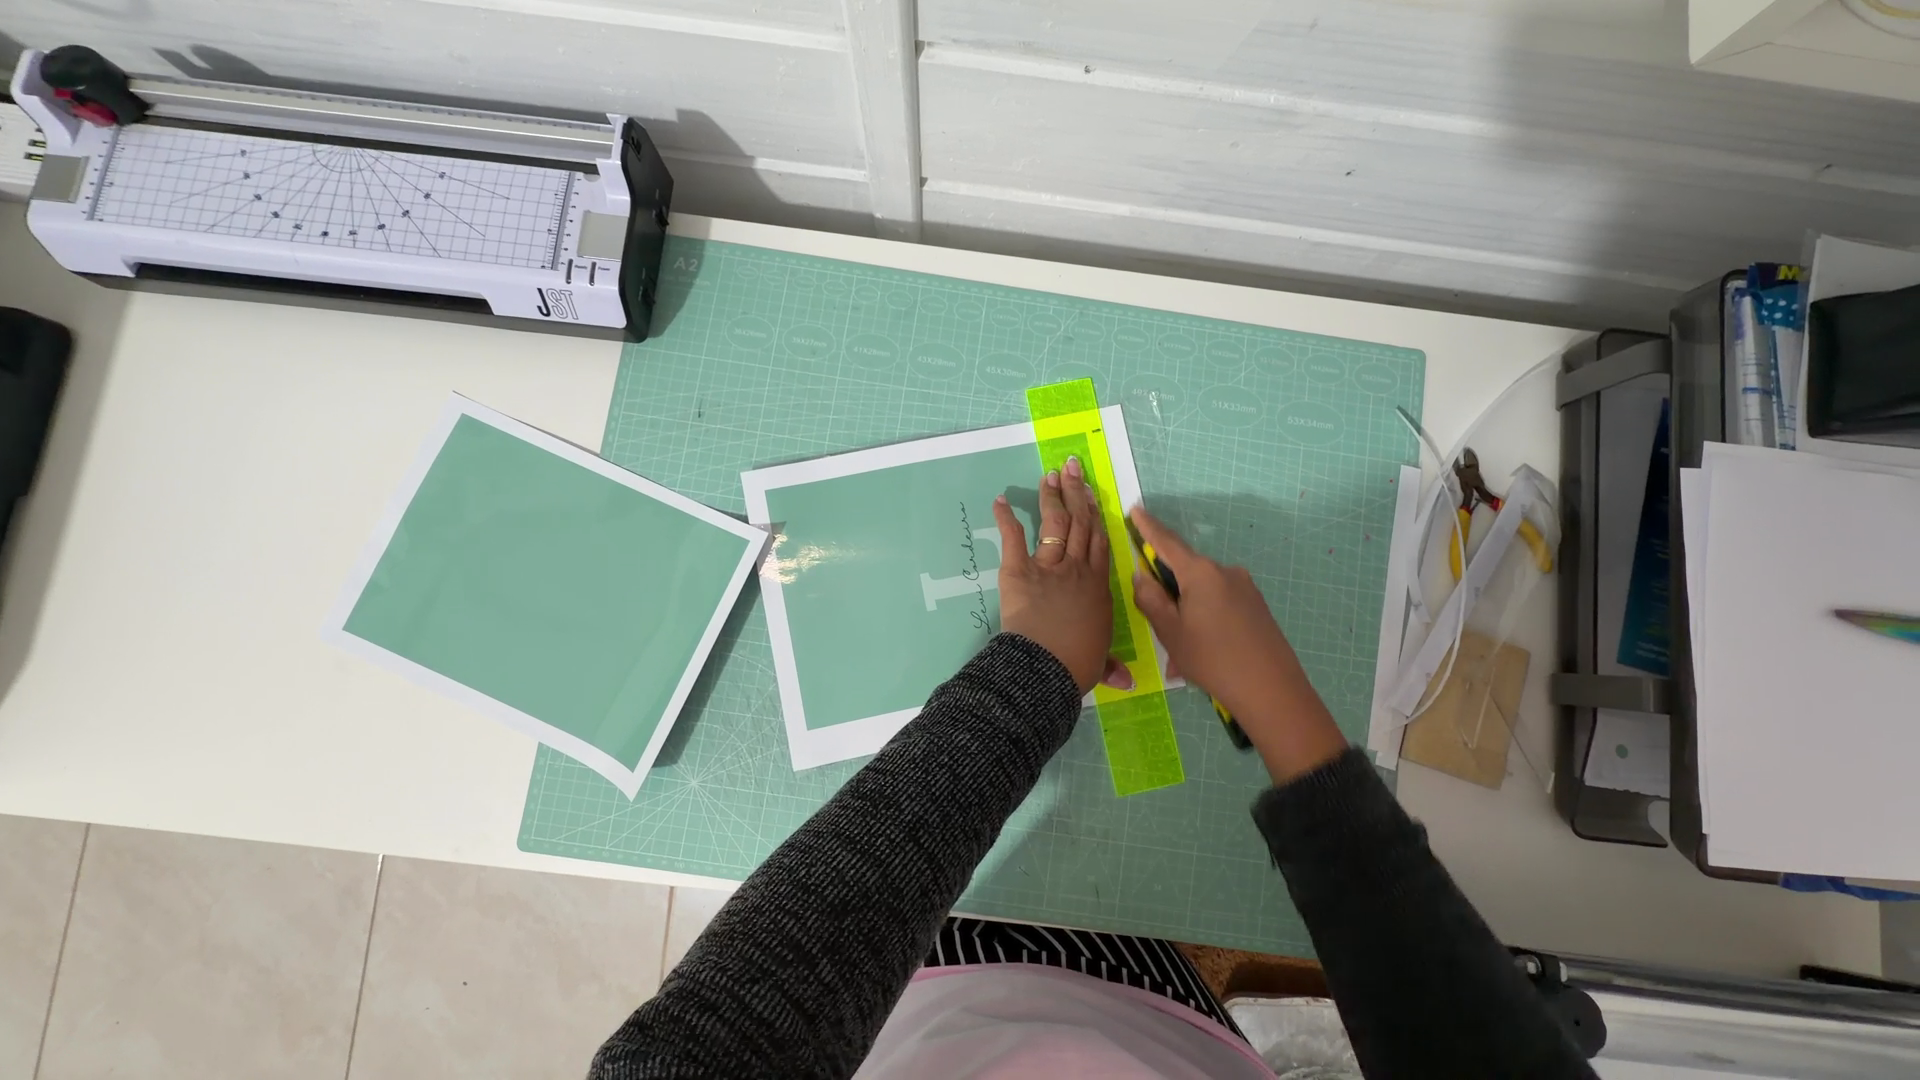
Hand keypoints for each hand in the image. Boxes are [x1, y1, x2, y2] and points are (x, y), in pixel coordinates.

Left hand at [994, 456, 1131, 695]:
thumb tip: (1126, 683)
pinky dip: (1005, 518)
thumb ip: (1110, 666)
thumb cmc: (1076, 664)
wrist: (1046, 666)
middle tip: (1073, 468)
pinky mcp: (1018, 571)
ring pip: (1055, 524)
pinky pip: (1012, 539)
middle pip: (1080, 524)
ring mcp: (1048, 567)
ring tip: (1051, 474)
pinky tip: (1000, 500)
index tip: (1093, 497)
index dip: (1096, 517)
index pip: (1099, 544)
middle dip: (1077, 493)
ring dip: (1052, 497)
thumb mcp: (1098, 663)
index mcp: (1097, 587)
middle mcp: (1076, 570)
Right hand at [1127, 506, 1347, 782]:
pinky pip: (1220, 605)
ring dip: (1187, 611)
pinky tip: (1201, 653)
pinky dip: (1205, 621)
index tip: (1136, 510)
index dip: (1148, 527)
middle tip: (1156, 619)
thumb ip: (1150, 599)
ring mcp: (1245, 588)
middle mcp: (1224, 571)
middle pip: (1185, 570)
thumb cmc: (1212, 659)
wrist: (1271, 689)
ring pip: (1203, 592)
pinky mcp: (1257, 606)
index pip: (1167, 542)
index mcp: (1200, 572)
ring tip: (1180, 652)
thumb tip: (1142, 575)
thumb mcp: (1169, 631)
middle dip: (1167, 588)